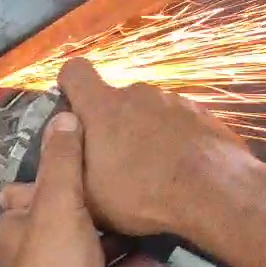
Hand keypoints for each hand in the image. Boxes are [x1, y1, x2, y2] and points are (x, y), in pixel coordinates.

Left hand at [0, 112, 141, 266]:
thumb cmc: (57, 262)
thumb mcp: (58, 201)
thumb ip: (62, 160)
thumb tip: (63, 116)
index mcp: (14, 225)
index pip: (33, 189)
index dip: (60, 172)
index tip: (93, 154)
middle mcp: (31, 248)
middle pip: (67, 214)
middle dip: (96, 200)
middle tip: (130, 177)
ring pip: (91, 241)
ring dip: (117, 228)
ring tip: (150, 203)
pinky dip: (130, 256)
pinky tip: (159, 242)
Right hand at [57, 58, 259, 237]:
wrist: (216, 193)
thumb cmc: (140, 193)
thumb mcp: (86, 194)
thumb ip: (65, 166)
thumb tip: (49, 155)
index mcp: (102, 108)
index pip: (75, 72)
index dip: (69, 86)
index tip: (72, 111)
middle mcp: (137, 94)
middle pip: (113, 100)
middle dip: (109, 126)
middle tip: (112, 163)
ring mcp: (174, 101)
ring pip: (146, 113)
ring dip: (143, 135)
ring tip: (150, 173)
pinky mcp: (203, 115)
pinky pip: (176, 124)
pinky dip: (172, 142)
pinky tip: (178, 172)